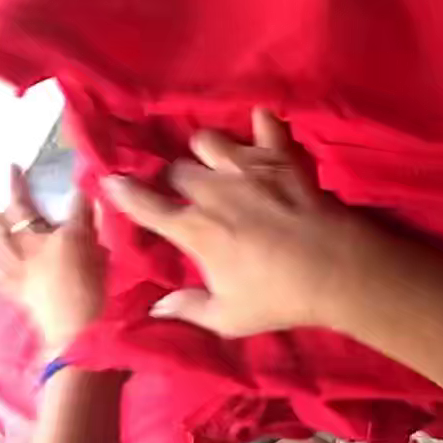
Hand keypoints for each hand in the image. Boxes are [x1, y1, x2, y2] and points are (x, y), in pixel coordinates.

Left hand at [0, 164, 106, 349]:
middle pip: (6, 226)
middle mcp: (24, 255)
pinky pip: (0, 277)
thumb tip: (85, 191)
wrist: (77, 333)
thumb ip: (87, 216)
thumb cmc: (91, 286)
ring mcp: (19, 277)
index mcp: (43, 239)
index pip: (31, 204)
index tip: (12, 166)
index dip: (21, 185)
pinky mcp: (20, 298)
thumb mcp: (95, 246)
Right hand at [102, 108, 390, 337]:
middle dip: (176, 178)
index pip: (147, 206)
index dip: (124, 193)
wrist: (333, 267)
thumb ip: (189, 309)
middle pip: (178, 170)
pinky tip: (262, 129)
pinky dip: (263, 125)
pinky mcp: (281, 156)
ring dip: (209, 150)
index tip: (109, 180)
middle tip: (188, 190)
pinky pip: (267, 125)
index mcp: (195, 229)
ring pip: (209, 140)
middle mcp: (213, 190)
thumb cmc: (279, 296)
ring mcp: (247, 167)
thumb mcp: (229, 317)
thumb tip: (157, 308)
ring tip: (220, 161)